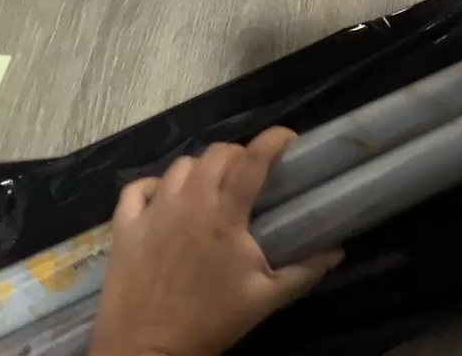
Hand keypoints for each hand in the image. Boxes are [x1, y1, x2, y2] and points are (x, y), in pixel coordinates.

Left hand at [91, 130, 341, 355]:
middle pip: (217, 153)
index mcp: (225, 214)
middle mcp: (189, 202)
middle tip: (248, 175)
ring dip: (199, 170)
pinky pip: (136, 189)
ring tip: (209, 189)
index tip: (289, 140)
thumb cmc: (209, 323)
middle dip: (238, 155)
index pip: (254, 158)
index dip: (275, 139)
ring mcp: (153, 213)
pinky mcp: (125, 229)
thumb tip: (337, 252)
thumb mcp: (264, 299)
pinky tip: (164, 200)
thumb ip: (304, 271)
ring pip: (180, 166)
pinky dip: (152, 187)